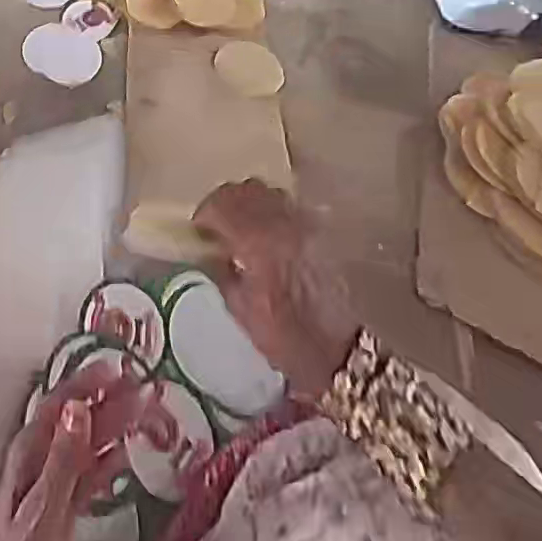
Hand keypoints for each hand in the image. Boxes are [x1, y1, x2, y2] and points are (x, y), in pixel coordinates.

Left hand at [0, 363, 144, 540]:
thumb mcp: (43, 505)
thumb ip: (60, 457)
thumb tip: (77, 408)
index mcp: (29, 453)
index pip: (60, 402)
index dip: (87, 382)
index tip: (115, 367)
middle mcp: (38, 461)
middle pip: (76, 419)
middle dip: (108, 399)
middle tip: (139, 384)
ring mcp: (50, 483)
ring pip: (86, 441)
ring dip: (114, 424)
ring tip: (141, 410)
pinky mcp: (60, 505)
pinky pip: (89, 469)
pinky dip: (109, 456)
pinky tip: (124, 452)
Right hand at [194, 180, 358, 397]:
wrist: (342, 350)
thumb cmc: (287, 338)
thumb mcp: (241, 310)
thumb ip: (220, 271)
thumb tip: (209, 250)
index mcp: (258, 242)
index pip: (221, 205)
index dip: (204, 215)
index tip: (198, 232)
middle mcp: (282, 223)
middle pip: (242, 190)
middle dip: (223, 204)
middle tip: (216, 226)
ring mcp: (304, 223)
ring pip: (266, 191)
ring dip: (247, 203)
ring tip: (241, 228)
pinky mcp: (319, 229)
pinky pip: (286, 204)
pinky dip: (270, 210)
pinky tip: (268, 235)